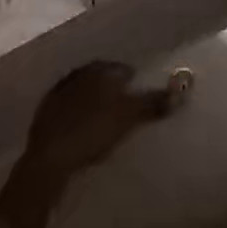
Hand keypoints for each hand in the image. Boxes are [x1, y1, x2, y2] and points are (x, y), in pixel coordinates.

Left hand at [0, 62, 180, 227]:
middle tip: (126, 107)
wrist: (48, 159)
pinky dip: (78, 117)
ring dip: (94, 103)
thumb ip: (153, 103)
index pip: (119, 68)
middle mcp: (76, 76)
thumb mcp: (128, 116)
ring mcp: (56, 95)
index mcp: (96, 70)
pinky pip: (67, 111)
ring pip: (82, 94)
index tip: (141, 92)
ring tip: (107, 121)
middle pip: (100, 78)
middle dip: (112, 89)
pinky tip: (84, 132)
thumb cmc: (92, 130)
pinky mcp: (43, 117)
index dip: (132, 80)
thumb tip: (182, 90)